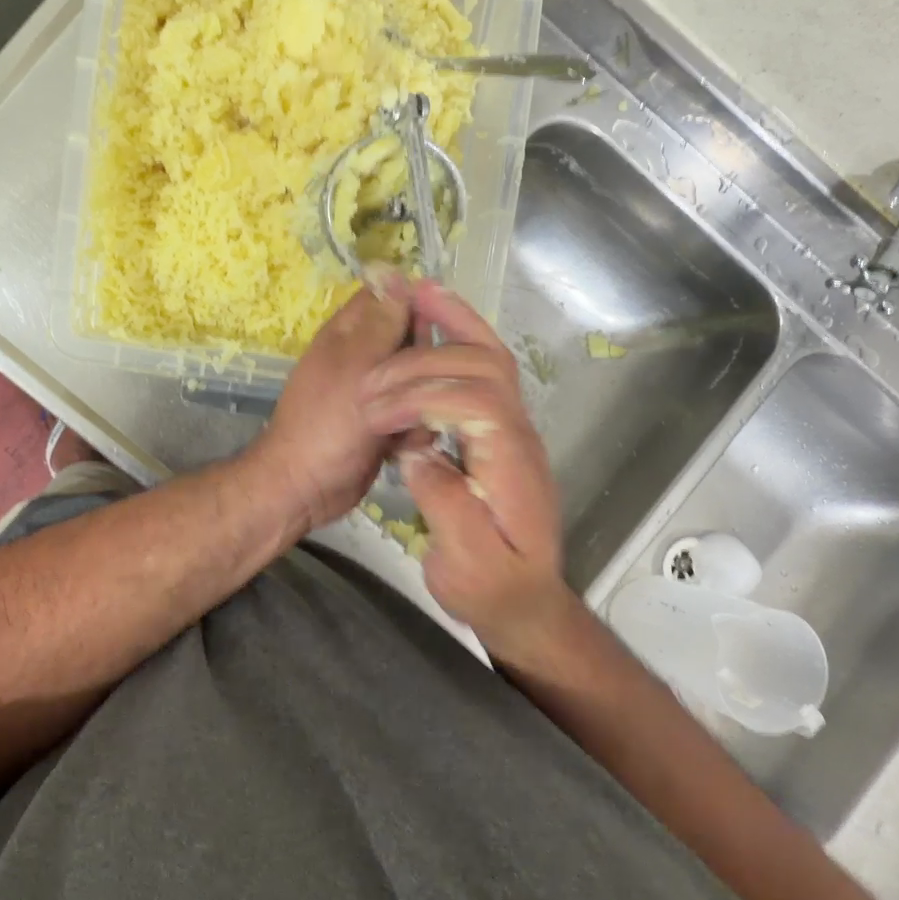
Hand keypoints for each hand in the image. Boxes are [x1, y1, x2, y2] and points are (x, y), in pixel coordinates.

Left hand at [245, 265, 414, 532]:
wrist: (306, 488)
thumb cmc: (325, 423)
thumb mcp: (357, 366)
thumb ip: (380, 322)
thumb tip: (389, 266)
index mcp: (349, 333)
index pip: (392, 297)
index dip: (419, 304)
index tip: (445, 323)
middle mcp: (362, 357)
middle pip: (414, 341)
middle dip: (429, 363)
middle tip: (425, 388)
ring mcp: (373, 393)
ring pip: (420, 382)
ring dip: (425, 401)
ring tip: (413, 422)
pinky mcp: (383, 425)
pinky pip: (414, 416)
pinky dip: (415, 430)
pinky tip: (408, 446)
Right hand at [358, 281, 569, 661]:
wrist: (525, 604)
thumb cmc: (494, 589)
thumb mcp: (468, 565)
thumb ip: (447, 506)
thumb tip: (415, 454)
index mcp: (511, 463)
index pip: (472, 401)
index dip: (417, 396)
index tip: (373, 413)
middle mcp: (518, 435)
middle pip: (485, 366)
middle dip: (426, 356)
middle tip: (374, 360)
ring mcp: (513, 430)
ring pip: (491, 359)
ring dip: (454, 324)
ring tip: (415, 295)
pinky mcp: (499, 432)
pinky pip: (483, 372)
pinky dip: (459, 341)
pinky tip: (431, 329)